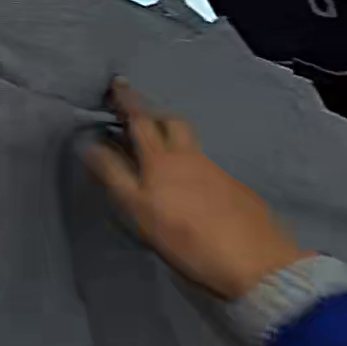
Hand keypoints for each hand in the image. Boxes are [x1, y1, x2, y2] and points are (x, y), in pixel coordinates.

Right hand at [85, 80, 309, 299]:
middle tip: (141, 116)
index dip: (127, 102)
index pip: (140, 121)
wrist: (255, 263)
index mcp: (161, 160)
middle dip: (154, 113)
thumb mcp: (139, 210)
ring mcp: (216, 170)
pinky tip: (192, 182)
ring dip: (173, 135)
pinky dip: (192, 161)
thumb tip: (90, 144)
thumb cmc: (186, 238)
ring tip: (163, 147)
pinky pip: (206, 162)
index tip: (118, 82)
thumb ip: (114, 174)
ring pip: (190, 141)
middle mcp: (189, 156)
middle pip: (171, 122)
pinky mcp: (235, 188)